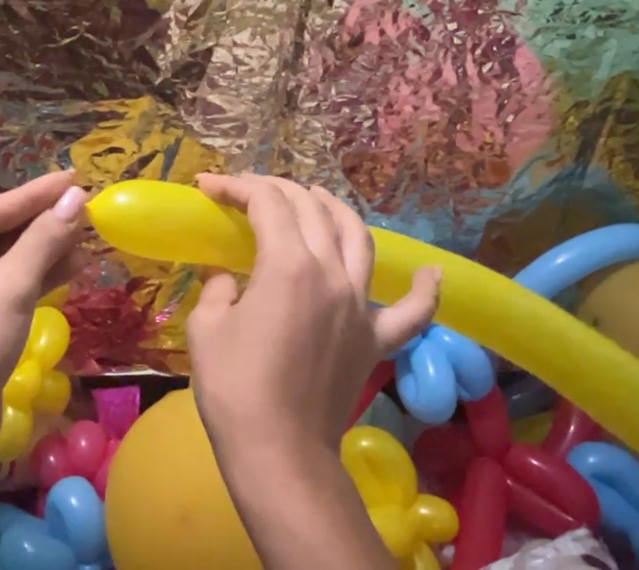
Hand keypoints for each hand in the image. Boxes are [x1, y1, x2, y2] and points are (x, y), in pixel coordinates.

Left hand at [0, 170, 87, 450]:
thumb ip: (44, 239)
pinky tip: (74, 264)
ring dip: (47, 249)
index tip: (74, 177)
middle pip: (0, 233)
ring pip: (8, 260)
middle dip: (44, 223)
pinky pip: (9, 285)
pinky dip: (39, 276)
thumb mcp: (10, 285)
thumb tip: (76, 197)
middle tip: (86, 204)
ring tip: (88, 233)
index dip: (37, 194)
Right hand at [187, 174, 440, 455]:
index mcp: (288, 265)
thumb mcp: (206, 328)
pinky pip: (412, 311)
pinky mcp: (376, 340)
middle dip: (277, 189)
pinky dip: (424, 289)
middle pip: (311, 209)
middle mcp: (331, 273)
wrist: (279, 452)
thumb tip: (228, 278)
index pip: (266, 203)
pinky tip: (431, 272)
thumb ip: (217, 289)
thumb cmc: (234, 388)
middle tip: (249, 191)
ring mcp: (360, 306)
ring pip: (358, 238)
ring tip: (318, 196)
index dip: (236, 186)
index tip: (208, 186)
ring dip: (336, 209)